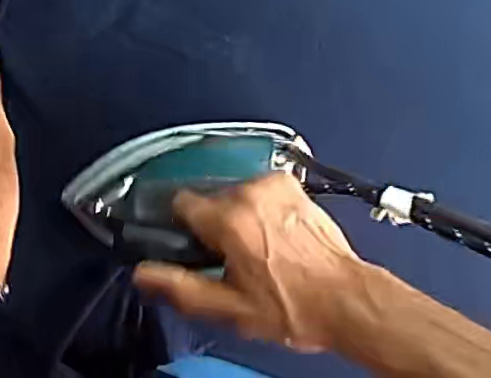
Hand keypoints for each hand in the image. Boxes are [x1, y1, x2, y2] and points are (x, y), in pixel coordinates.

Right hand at [132, 172, 367, 352]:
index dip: (185, 225)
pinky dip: (262, 204)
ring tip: (261, 246)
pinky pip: (260, 188)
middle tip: (235, 256)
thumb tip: (144, 273)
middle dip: (217, 224)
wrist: (346, 299)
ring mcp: (270, 184)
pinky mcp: (288, 182)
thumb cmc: (294, 307)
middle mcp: (246, 192)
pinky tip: (277, 231)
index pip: (181, 202)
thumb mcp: (231, 308)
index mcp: (227, 220)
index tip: (196, 243)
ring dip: (240, 214)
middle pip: (211, 199)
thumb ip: (182, 286)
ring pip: (235, 193)